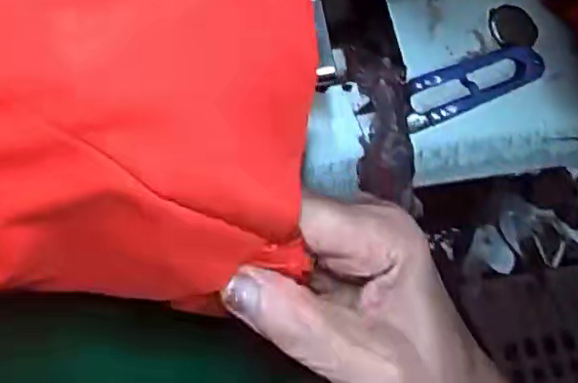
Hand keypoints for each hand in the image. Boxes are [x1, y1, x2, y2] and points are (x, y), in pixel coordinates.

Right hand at [223, 195, 503, 382]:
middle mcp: (363, 214)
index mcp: (380, 230)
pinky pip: (288, 247)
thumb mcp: (368, 366)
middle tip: (197, 246)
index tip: (201, 231)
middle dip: (245, 236)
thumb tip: (229, 281)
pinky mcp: (337, 251)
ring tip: (207, 256)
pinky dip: (262, 263)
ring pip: (282, 229)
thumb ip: (301, 325)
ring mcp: (349, 230)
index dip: (250, 222)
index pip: (298, 211)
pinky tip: (234, 271)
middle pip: (286, 214)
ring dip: (250, 250)